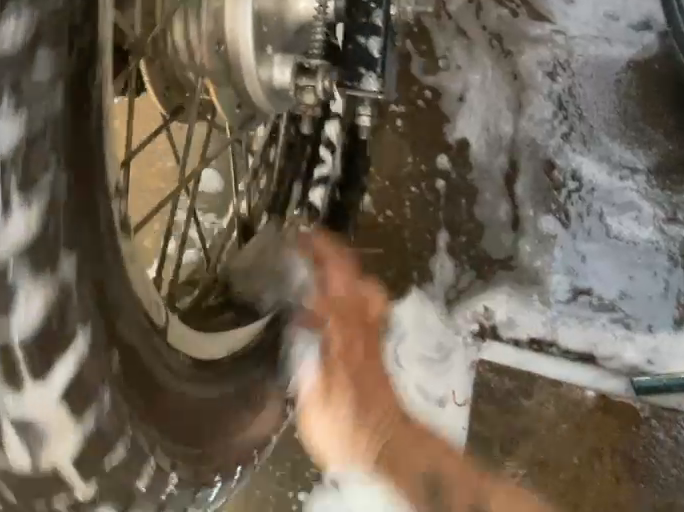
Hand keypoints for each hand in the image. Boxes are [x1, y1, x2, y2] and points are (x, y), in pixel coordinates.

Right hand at [293, 228, 411, 474]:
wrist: (387, 447)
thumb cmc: (347, 429)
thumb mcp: (313, 401)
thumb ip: (305, 362)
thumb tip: (296, 328)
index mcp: (344, 332)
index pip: (334, 279)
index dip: (319, 252)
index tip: (301, 235)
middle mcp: (361, 324)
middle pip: (352, 273)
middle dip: (331, 250)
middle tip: (306, 240)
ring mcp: (371, 332)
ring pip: (364, 286)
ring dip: (342, 270)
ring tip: (316, 267)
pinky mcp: (374, 344)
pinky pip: (363, 305)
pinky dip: (345, 294)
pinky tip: (323, 310)